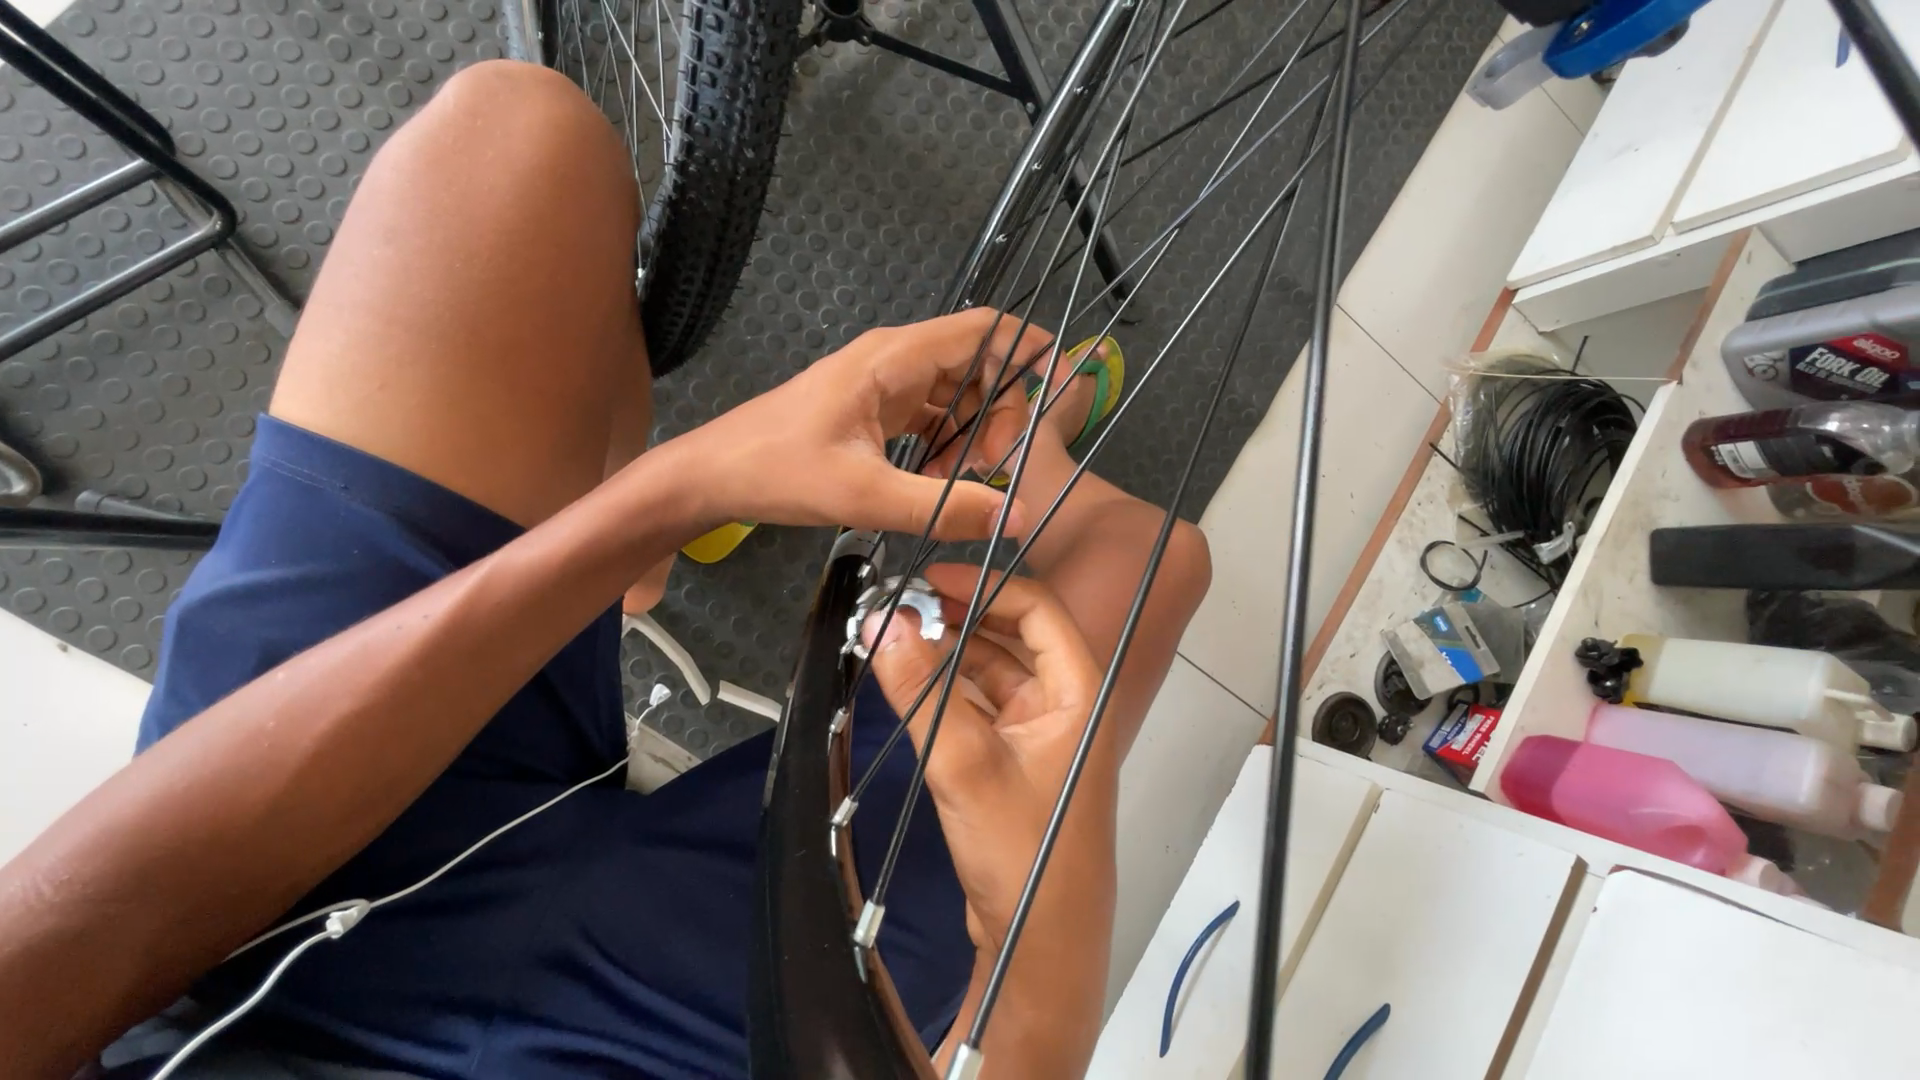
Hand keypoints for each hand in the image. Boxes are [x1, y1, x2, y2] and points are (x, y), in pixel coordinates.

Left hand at [673, 310, 1053, 540]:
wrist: (714, 475)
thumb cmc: (779, 471)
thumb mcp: (863, 494)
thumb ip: (942, 506)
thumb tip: (1017, 517)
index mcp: (894, 359)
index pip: (982, 329)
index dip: (1028, 349)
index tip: (1061, 387)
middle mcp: (895, 362)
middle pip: (978, 366)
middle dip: (1000, 413)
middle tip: (993, 469)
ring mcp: (884, 386)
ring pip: (957, 396)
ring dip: (973, 435)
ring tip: (959, 484)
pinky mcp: (875, 411)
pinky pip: (932, 418)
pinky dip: (946, 446)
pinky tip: (936, 482)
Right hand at [862, 563, 1115, 955]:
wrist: (1040, 944)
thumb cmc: (1023, 851)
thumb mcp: (965, 764)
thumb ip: (920, 690)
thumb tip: (879, 620)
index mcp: (1079, 690)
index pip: (1036, 608)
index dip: (984, 584)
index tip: (927, 578)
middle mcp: (1065, 701)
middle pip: (1012, 635)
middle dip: (959, 617)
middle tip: (900, 607)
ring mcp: (1041, 731)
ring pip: (993, 670)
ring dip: (948, 653)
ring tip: (895, 638)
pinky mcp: (1016, 757)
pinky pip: (981, 704)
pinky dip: (947, 689)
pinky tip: (909, 681)